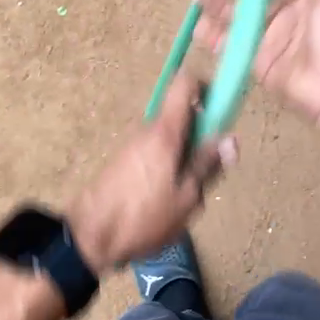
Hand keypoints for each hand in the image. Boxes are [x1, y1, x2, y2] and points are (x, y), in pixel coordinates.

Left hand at [66, 74, 235, 272]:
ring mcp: (133, 145)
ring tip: (187, 195)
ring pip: (170, 139)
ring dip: (184, 157)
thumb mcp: (187, 197)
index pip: (184, 83)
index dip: (206, 88)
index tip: (222, 110)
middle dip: (200, 137)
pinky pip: (155, 153)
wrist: (89, 236)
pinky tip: (166, 200)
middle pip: (181, 116)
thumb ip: (208, 165)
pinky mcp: (124, 161)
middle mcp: (147, 130)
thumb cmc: (143, 217)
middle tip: (209, 172)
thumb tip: (230, 138)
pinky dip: (167, 168)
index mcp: (165, 131)